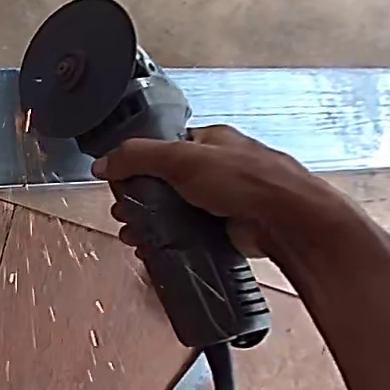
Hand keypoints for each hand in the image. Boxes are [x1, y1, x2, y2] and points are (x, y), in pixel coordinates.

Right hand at [91, 124, 350, 257]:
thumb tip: (103, 162)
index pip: (162, 148)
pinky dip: (166, 240)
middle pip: (162, 183)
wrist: (286, 221)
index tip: (118, 182)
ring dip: (148, 223)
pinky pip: (185, 232)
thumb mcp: (182, 159)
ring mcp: (219, 199)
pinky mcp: (221, 227)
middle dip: (139, 201)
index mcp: (209, 142)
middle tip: (124, 213)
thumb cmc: (249, 182)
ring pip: (172, 210)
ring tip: (133, 234)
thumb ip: (138, 157)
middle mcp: (215, 168)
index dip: (136, 164)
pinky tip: (153, 248)